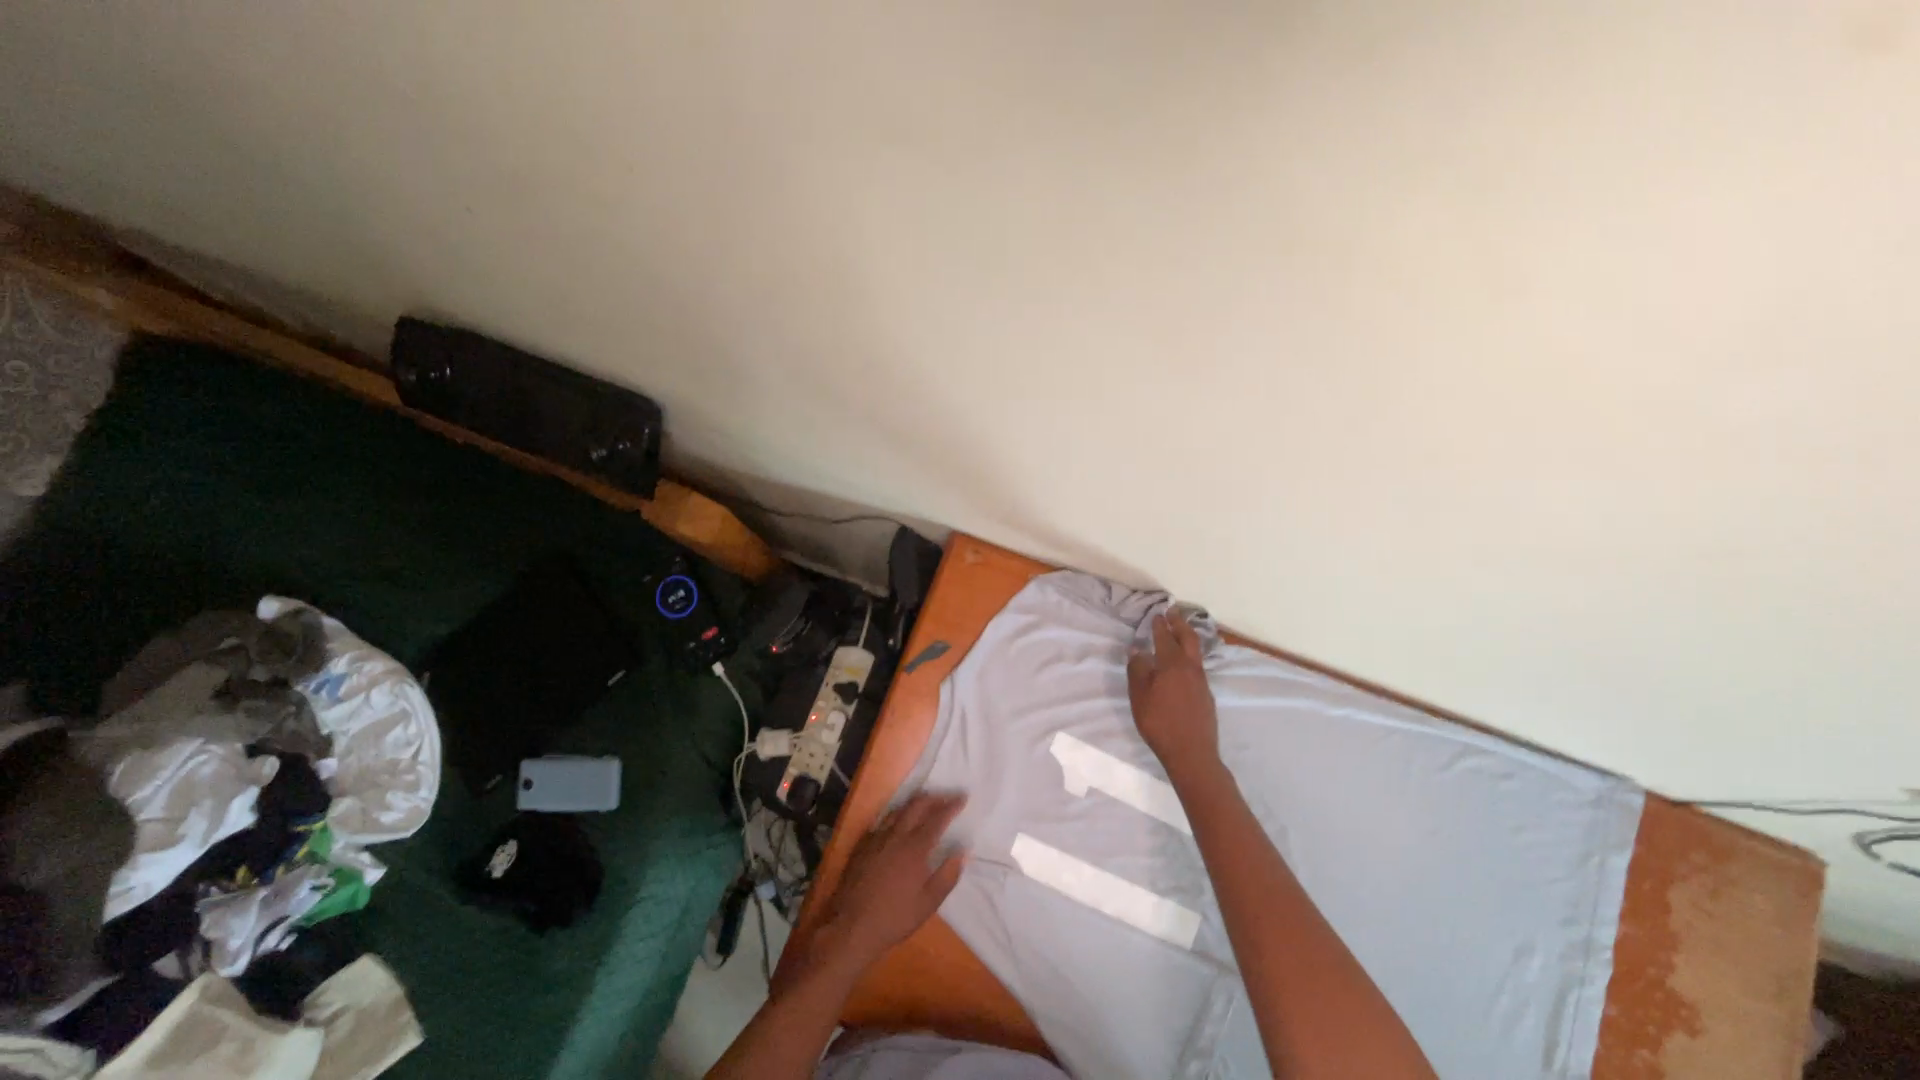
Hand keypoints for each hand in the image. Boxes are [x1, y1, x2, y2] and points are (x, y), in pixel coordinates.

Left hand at [817, 792, 966, 967]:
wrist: (852, 926)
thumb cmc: (895, 917)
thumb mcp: (929, 903)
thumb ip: (948, 875)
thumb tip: (962, 851)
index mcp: (915, 848)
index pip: (937, 818)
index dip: (951, 806)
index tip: (962, 797)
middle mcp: (895, 836)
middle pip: (916, 806)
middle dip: (933, 798)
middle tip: (946, 796)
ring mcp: (876, 839)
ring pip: (897, 810)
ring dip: (913, 802)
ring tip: (925, 801)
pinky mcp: (862, 846)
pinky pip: (881, 822)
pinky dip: (895, 815)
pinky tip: (897, 821)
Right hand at [1127, 613, 1220, 783]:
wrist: (1192, 753)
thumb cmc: (1159, 723)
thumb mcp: (1140, 696)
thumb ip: (1138, 670)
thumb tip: (1138, 650)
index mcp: (1172, 664)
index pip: (1165, 638)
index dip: (1160, 625)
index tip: (1157, 614)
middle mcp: (1191, 668)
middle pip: (1188, 639)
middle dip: (1180, 624)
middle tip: (1173, 612)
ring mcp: (1202, 682)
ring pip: (1196, 653)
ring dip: (1187, 639)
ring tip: (1180, 633)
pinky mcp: (1206, 696)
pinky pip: (1198, 668)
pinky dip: (1190, 657)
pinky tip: (1184, 666)